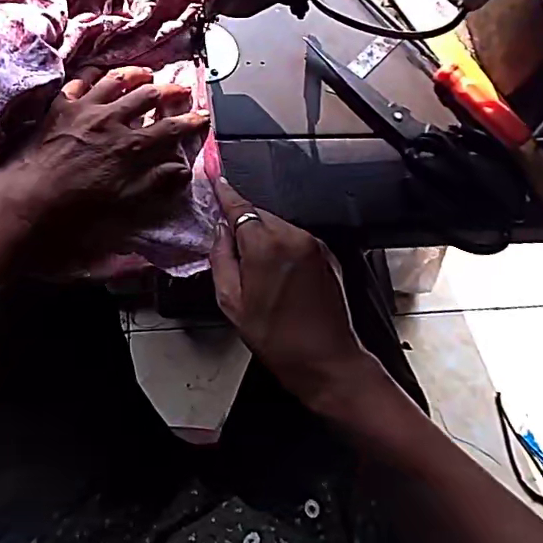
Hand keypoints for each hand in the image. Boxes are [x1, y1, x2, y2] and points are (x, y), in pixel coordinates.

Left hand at [0, 66, 208, 257]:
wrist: (29, 197)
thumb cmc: (76, 207)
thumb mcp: (123, 201)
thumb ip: (154, 182)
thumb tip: (181, 170)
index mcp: (130, 146)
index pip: (170, 129)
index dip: (190, 121)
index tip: (202, 116)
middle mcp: (111, 120)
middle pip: (147, 96)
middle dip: (168, 90)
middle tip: (179, 89)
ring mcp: (85, 109)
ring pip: (116, 80)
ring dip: (134, 74)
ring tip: (145, 73)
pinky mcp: (61, 106)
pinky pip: (80, 81)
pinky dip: (92, 75)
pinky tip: (97, 74)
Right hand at [208, 181, 391, 416]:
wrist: (326, 361)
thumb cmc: (279, 339)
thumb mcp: (232, 303)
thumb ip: (221, 259)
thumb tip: (219, 234)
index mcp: (266, 246)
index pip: (239, 207)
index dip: (224, 193)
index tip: (215, 181)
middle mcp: (293, 237)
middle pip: (258, 214)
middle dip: (241, 222)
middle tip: (227, 243)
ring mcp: (314, 245)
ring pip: (277, 225)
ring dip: (261, 236)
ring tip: (254, 270)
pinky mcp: (326, 255)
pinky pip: (295, 239)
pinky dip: (281, 246)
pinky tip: (275, 274)